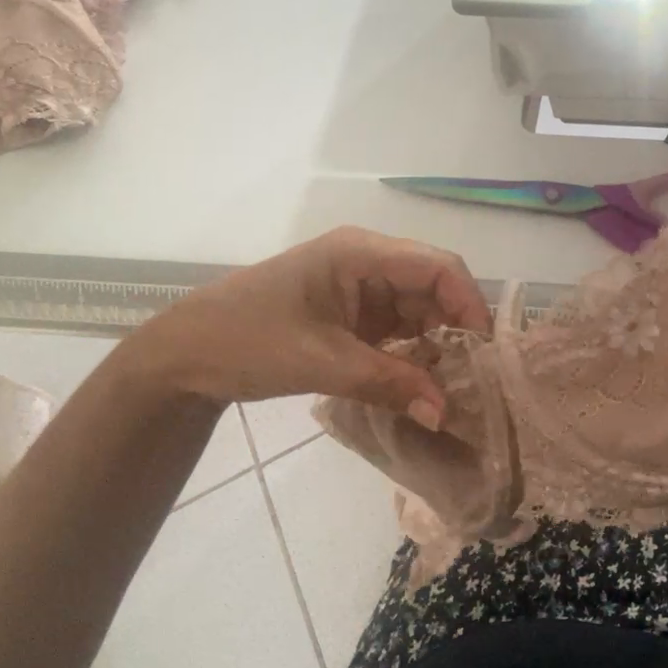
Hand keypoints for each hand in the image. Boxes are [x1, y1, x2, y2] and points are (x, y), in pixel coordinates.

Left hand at [114, 227, 489, 426]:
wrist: (182, 358)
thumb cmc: (247, 342)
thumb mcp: (322, 363)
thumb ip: (389, 384)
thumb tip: (445, 414)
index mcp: (360, 253)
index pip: (438, 267)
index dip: (469, 304)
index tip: (485, 352)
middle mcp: (369, 262)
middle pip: (436, 287)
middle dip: (459, 328)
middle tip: (477, 376)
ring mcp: (362, 289)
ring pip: (423, 311)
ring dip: (440, 346)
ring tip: (457, 386)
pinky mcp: (355, 316)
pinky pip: (402, 329)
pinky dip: (417, 355)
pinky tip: (426, 384)